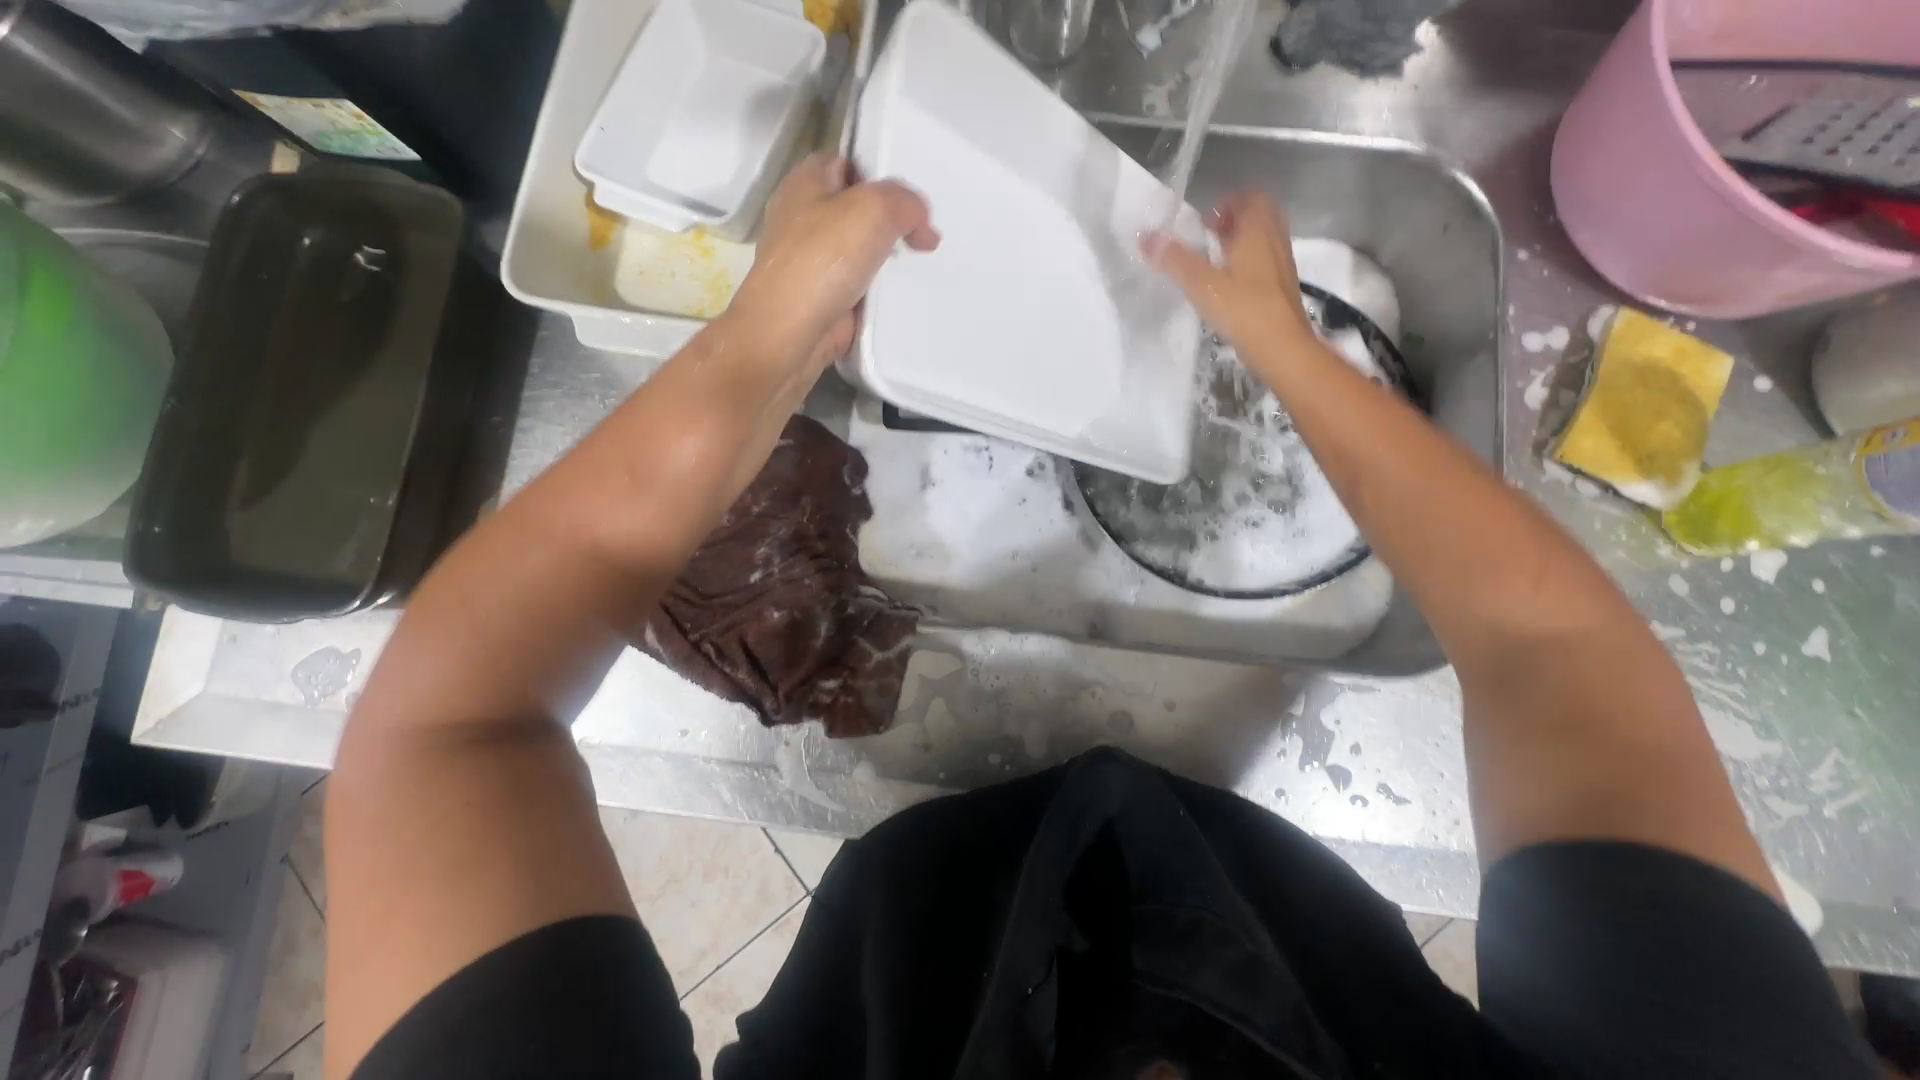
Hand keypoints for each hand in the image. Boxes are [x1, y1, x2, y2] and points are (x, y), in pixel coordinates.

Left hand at [722, 153, 940, 378]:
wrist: (791, 332)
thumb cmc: (823, 260)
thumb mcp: (874, 209)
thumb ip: (906, 203)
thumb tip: (921, 224)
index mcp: (805, 182)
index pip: (847, 161)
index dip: (880, 170)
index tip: (911, 191)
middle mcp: (805, 217)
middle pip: (859, 207)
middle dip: (892, 217)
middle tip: (924, 229)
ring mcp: (814, 261)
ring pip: (863, 248)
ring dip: (891, 256)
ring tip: (923, 259)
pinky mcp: (824, 297)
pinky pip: (862, 284)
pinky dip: (882, 289)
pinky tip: (905, 291)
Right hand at [1143, 190, 1316, 364]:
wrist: (1283, 349)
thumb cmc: (1244, 310)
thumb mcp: (1202, 284)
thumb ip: (1174, 259)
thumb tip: (1146, 236)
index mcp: (1258, 231)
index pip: (1251, 197)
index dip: (1228, 203)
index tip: (1205, 223)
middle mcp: (1275, 241)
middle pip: (1259, 216)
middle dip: (1234, 222)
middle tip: (1208, 239)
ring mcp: (1282, 265)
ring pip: (1263, 240)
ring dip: (1240, 244)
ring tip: (1214, 263)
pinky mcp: (1282, 288)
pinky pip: (1265, 262)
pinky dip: (1248, 264)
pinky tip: (1228, 287)